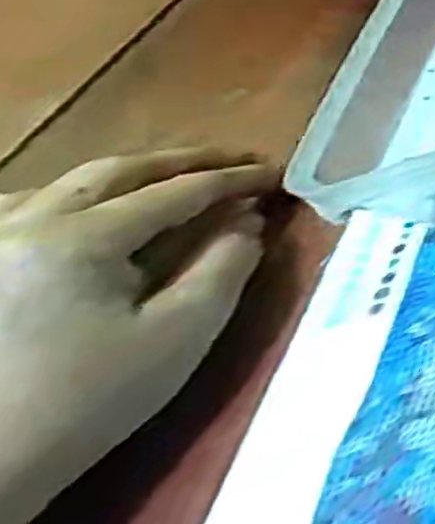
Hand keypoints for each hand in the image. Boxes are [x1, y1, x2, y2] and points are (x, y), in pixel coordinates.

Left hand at [0, 149, 279, 523]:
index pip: (179, 191)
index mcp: (75, 241)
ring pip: (55, 189)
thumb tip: (247, 220)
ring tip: (172, 184)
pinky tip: (92, 218)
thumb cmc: (86, 401)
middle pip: (112, 174)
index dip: (239, 179)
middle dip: (185, 161)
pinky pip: (17, 217)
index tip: (282, 174)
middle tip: (240, 159)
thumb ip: (227, 263)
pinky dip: (67, 203)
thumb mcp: (183, 330)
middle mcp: (17, 231)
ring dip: (124, 180)